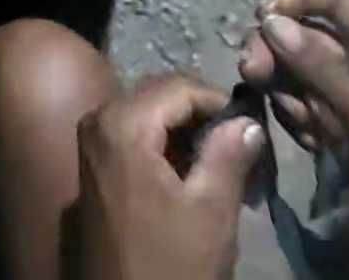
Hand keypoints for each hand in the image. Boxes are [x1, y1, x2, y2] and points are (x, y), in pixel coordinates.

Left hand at [78, 76, 265, 279]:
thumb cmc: (168, 267)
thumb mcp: (209, 212)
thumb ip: (228, 155)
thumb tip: (249, 120)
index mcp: (122, 121)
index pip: (179, 86)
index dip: (220, 101)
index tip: (255, 128)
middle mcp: (100, 117)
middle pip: (162, 95)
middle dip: (205, 116)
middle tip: (247, 149)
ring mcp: (93, 138)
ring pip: (151, 114)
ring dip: (189, 132)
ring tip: (231, 165)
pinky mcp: (94, 159)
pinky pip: (136, 133)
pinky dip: (168, 146)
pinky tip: (199, 174)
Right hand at [239, 0, 348, 279]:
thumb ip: (323, 72)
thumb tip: (271, 18)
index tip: (262, 17)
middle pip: (305, 33)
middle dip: (274, 47)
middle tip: (251, 73)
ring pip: (298, 71)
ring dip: (281, 87)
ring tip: (294, 122)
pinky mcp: (346, 134)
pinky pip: (305, 108)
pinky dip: (295, 118)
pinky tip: (306, 141)